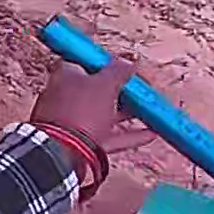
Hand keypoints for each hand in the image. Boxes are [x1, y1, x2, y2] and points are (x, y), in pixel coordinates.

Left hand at [29, 59, 153, 151]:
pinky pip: (107, 136)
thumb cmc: (79, 111)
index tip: (123, 65)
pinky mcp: (79, 143)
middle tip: (141, 90)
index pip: (82, 62)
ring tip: (150, 111)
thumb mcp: (104, 85)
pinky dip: (128, 135)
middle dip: (120, 90)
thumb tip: (126, 61)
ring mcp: (70, 122)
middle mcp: (64, 98)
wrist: (62, 152)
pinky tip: (150, 133)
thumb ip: (117, 72)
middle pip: (95, 90)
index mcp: (63, 77)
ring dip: (127, 112)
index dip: (103, 63)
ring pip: (102, 114)